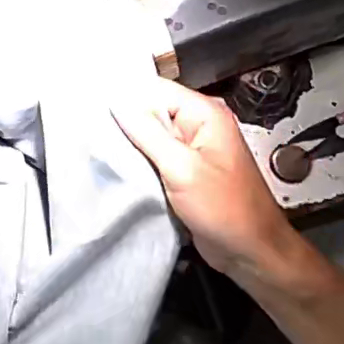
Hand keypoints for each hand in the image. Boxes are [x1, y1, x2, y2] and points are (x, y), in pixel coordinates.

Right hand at [112, 76, 301, 278]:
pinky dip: (139, 162)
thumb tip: (117, 102)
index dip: (125, 96)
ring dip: (130, 144)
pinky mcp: (185, 171)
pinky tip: (119, 167)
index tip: (93, 105)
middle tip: (92, 130)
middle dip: (125, 121)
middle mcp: (199, 126)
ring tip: (100, 148)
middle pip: (151, 110)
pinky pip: (155, 157)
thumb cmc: (227, 210)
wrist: (252, 254)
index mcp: (205, 114)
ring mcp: (192, 150)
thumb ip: (148, 132)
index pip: (155, 89)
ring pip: (150, 136)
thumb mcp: (182, 168)